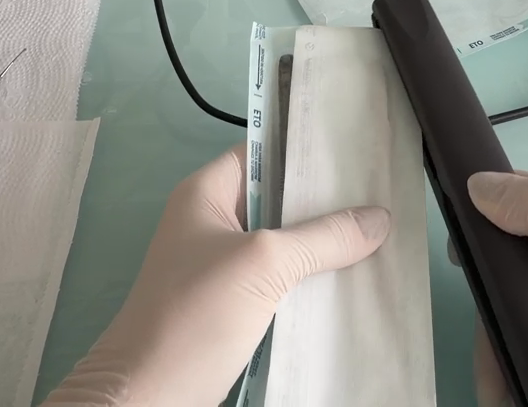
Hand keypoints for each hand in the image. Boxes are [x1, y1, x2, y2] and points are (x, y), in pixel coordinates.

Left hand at [43, 145, 391, 406]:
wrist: (148, 402)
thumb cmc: (195, 313)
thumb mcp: (263, 263)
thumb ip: (322, 238)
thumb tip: (380, 218)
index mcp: (207, 192)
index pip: (263, 150)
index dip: (304, 147)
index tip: (352, 148)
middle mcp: (213, 220)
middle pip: (277, 197)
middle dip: (323, 198)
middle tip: (376, 189)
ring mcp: (221, 264)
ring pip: (282, 240)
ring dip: (320, 241)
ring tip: (374, 229)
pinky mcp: (232, 304)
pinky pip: (279, 277)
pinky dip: (309, 276)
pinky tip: (349, 277)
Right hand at [468, 171, 527, 406]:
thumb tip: (476, 183)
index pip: (508, 192)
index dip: (477, 212)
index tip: (458, 252)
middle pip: (499, 257)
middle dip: (486, 299)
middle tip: (487, 330)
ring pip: (505, 304)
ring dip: (494, 341)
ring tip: (498, 377)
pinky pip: (520, 339)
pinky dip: (508, 361)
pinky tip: (508, 382)